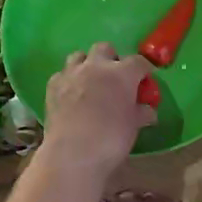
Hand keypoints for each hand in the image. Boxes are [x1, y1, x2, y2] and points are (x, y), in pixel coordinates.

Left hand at [43, 43, 155, 172]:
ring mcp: (71, 73)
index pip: (139, 62)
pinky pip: (63, 74)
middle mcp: (96, 66)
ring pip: (80, 56)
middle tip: (116, 79)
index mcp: (122, 74)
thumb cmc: (111, 139)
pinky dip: (69, 80)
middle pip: (105, 49)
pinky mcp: (52, 85)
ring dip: (88, 64)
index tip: (145, 81)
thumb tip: (148, 110)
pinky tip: (72, 95)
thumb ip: (141, 113)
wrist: (73, 152)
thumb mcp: (133, 126)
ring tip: (91, 82)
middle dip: (112, 59)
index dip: (144, 70)